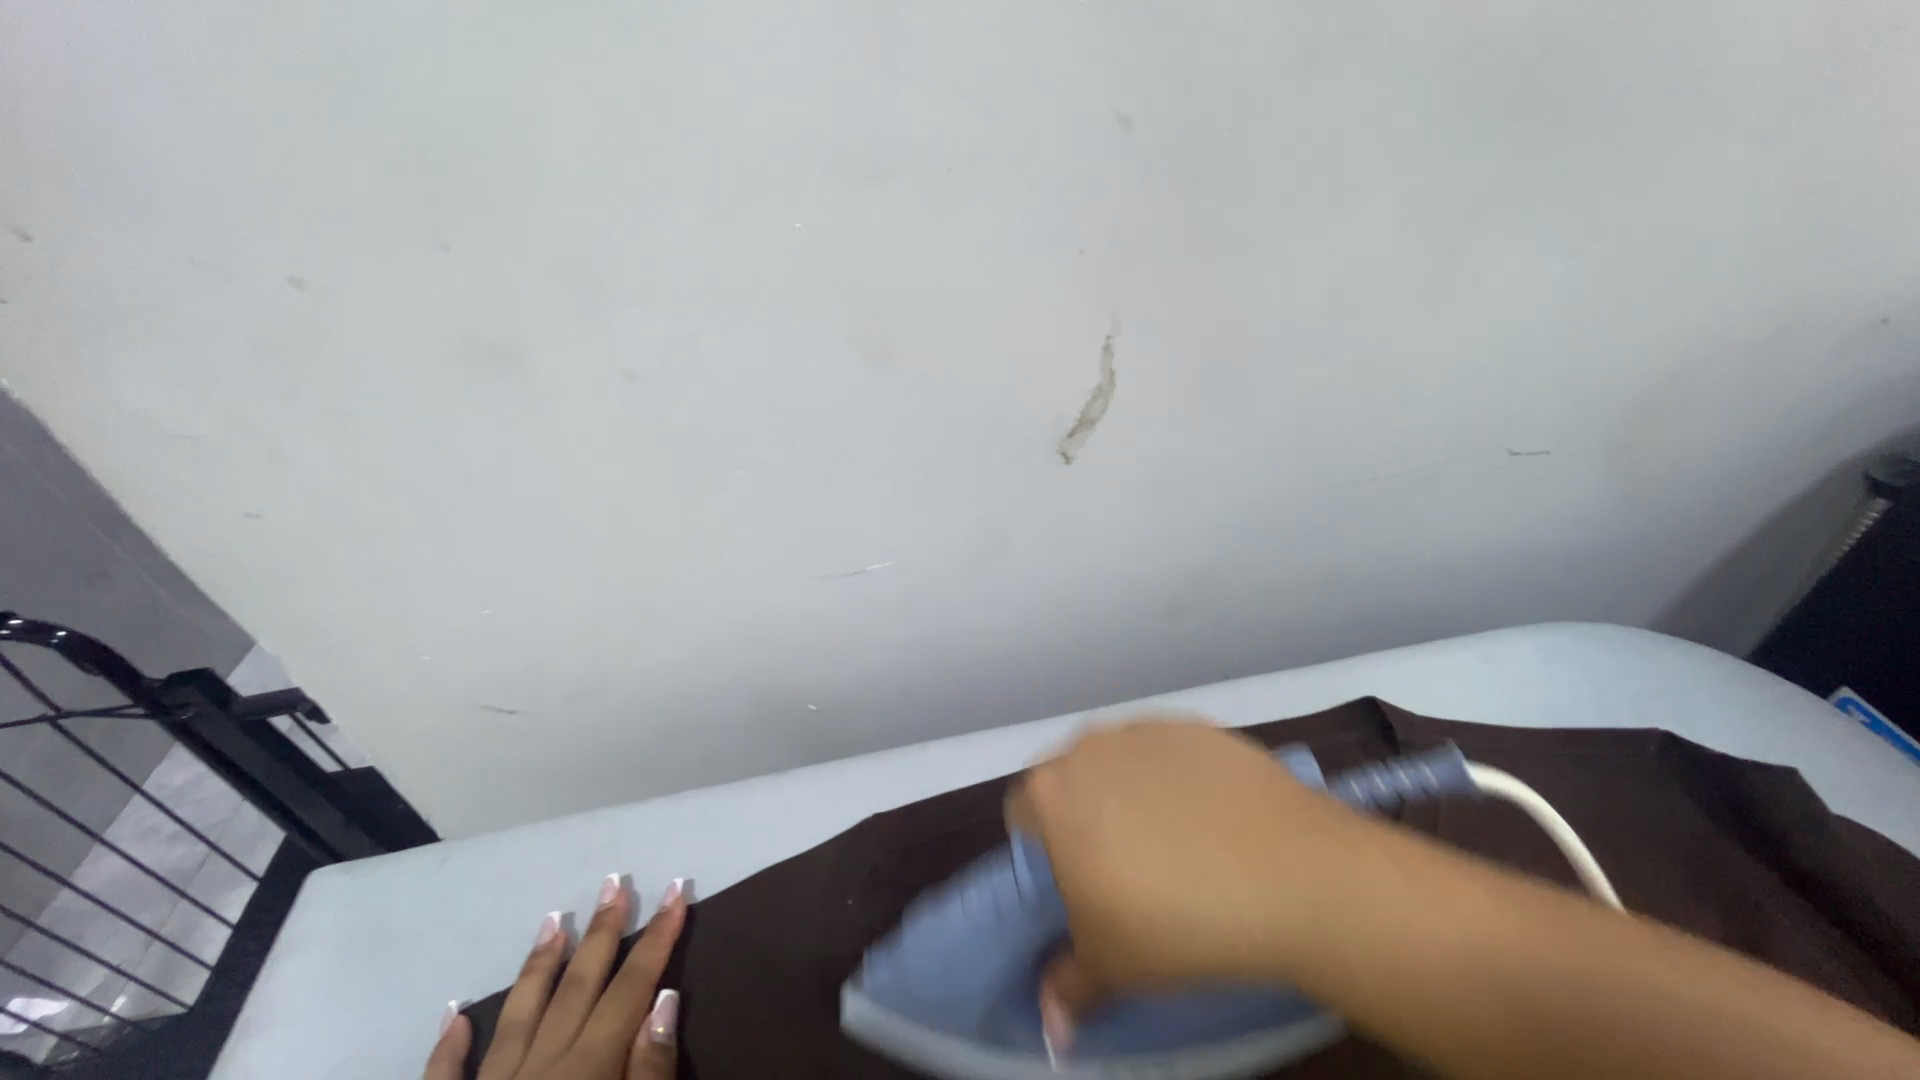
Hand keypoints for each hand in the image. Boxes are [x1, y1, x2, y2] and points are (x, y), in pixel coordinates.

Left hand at [422, 874, 688, 1079]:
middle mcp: (535, 1071)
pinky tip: (454, 1013)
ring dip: (538, 966)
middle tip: (616, 880)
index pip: (631, 989)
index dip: (657, 938)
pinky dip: (450, 1044)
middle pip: (577, 987)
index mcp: (585, 1072)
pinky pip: (445, 1079)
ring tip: (553, 918)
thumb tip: (664, 1000)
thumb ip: (648, 1075)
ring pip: (517, 1015)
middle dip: (602, 932)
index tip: (678, 890)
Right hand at [1009, 716, 1364, 1046]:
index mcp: (1052, 794)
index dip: (1046, 851)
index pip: (1023, 814)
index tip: (1079, 883)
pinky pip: (1173, 754)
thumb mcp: (1114, 968)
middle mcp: (1091, 747)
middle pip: (1071, 780)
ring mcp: (1148, 731)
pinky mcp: (1200, 726)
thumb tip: (1052, 1026)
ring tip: (1180, 845)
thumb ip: (1069, 987)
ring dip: (1133, 794)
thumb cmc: (1178, 922)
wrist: (1294, 876)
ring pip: (1122, 763)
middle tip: (1126, 868)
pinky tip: (1218, 821)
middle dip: (1087, 816)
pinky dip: (1183, 781)